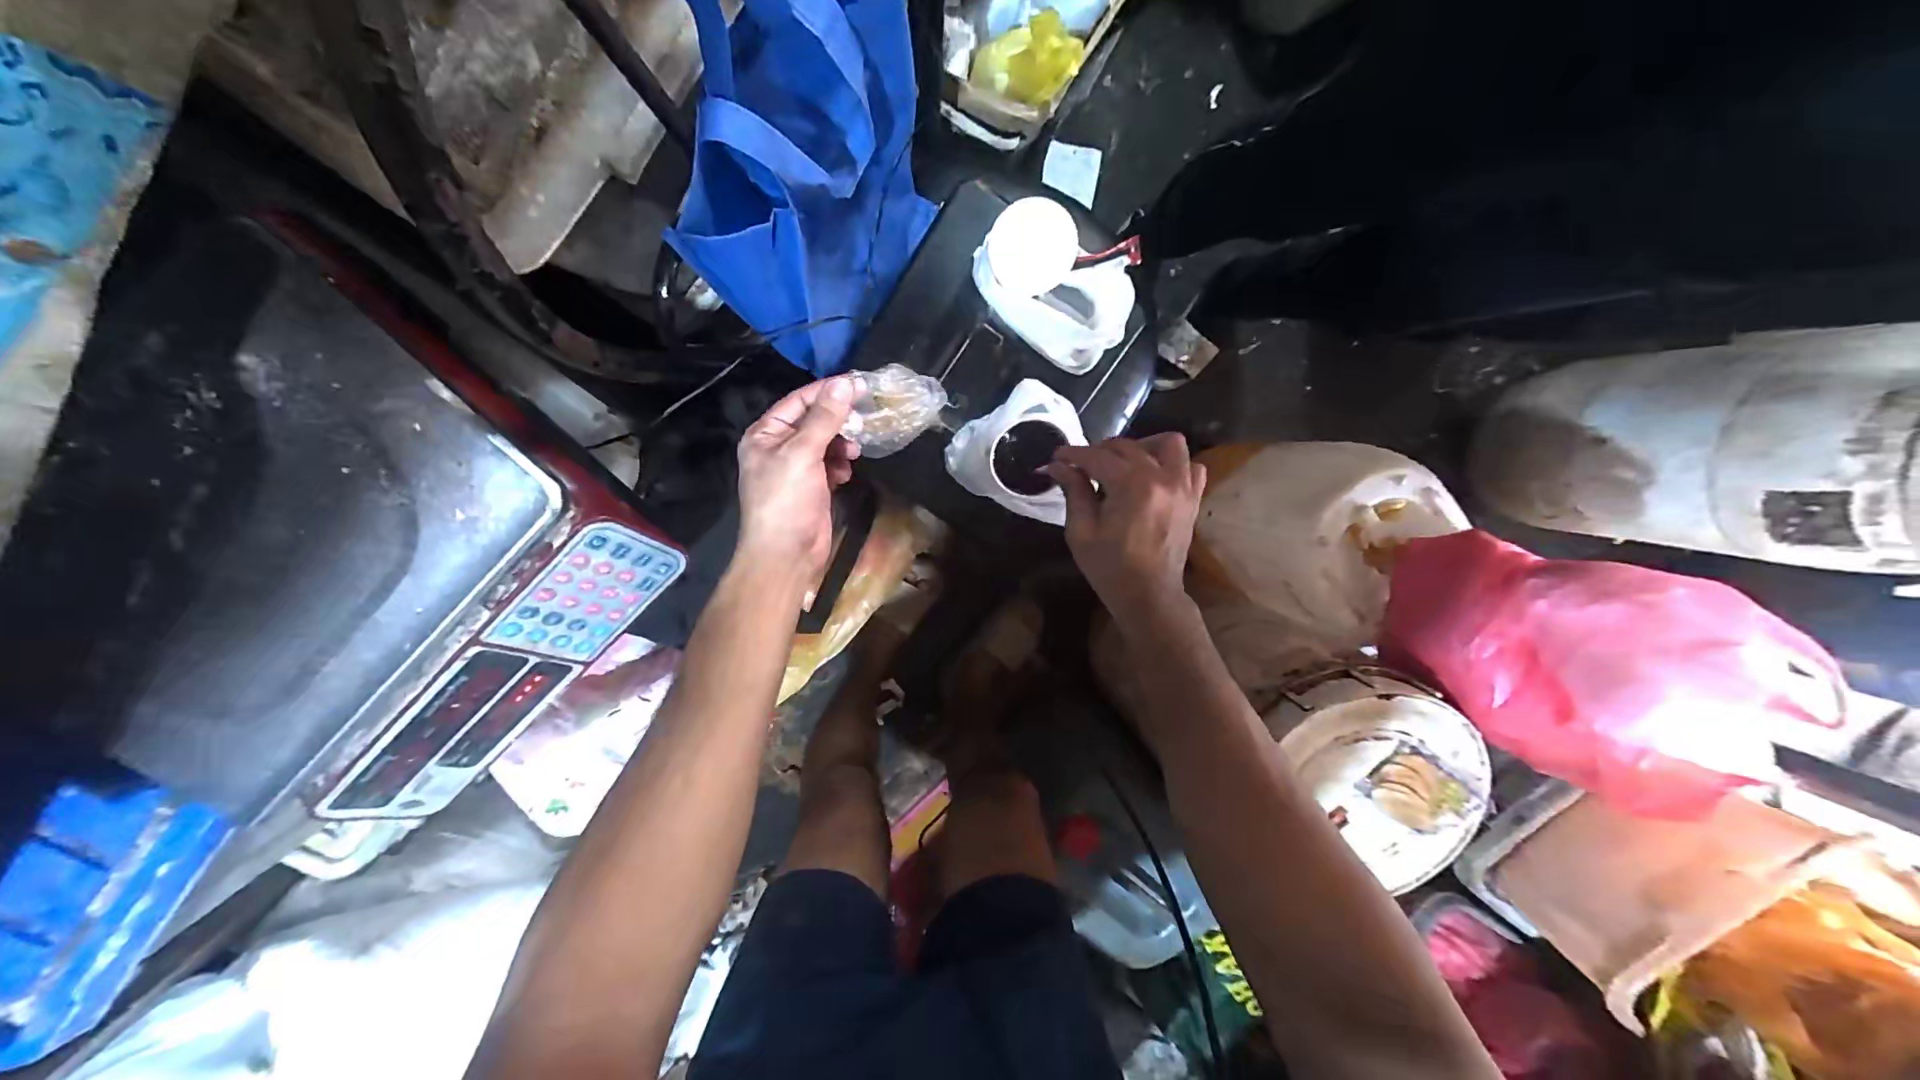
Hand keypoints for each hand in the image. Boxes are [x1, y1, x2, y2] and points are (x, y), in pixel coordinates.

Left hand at [735, 375, 860, 581]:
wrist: (786, 554)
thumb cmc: (786, 500)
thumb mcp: (803, 453)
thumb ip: (825, 418)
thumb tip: (845, 383)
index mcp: (765, 434)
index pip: (799, 401)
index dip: (828, 392)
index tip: (860, 387)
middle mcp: (777, 447)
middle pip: (813, 421)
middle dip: (838, 421)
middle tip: (864, 421)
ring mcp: (795, 469)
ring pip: (824, 443)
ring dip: (841, 444)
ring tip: (855, 452)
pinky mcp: (811, 488)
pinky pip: (829, 465)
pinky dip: (839, 465)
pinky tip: (845, 473)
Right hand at [1045, 434, 1206, 619]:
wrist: (1148, 595)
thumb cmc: (1109, 567)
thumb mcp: (1081, 531)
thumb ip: (1074, 491)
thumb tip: (1058, 465)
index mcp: (1132, 485)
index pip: (1097, 457)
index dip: (1072, 454)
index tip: (1056, 457)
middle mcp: (1162, 477)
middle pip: (1127, 446)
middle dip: (1100, 451)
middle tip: (1081, 467)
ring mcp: (1183, 486)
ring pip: (1168, 443)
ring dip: (1142, 446)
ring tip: (1123, 463)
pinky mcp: (1193, 498)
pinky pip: (1191, 466)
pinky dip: (1173, 464)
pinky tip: (1154, 476)